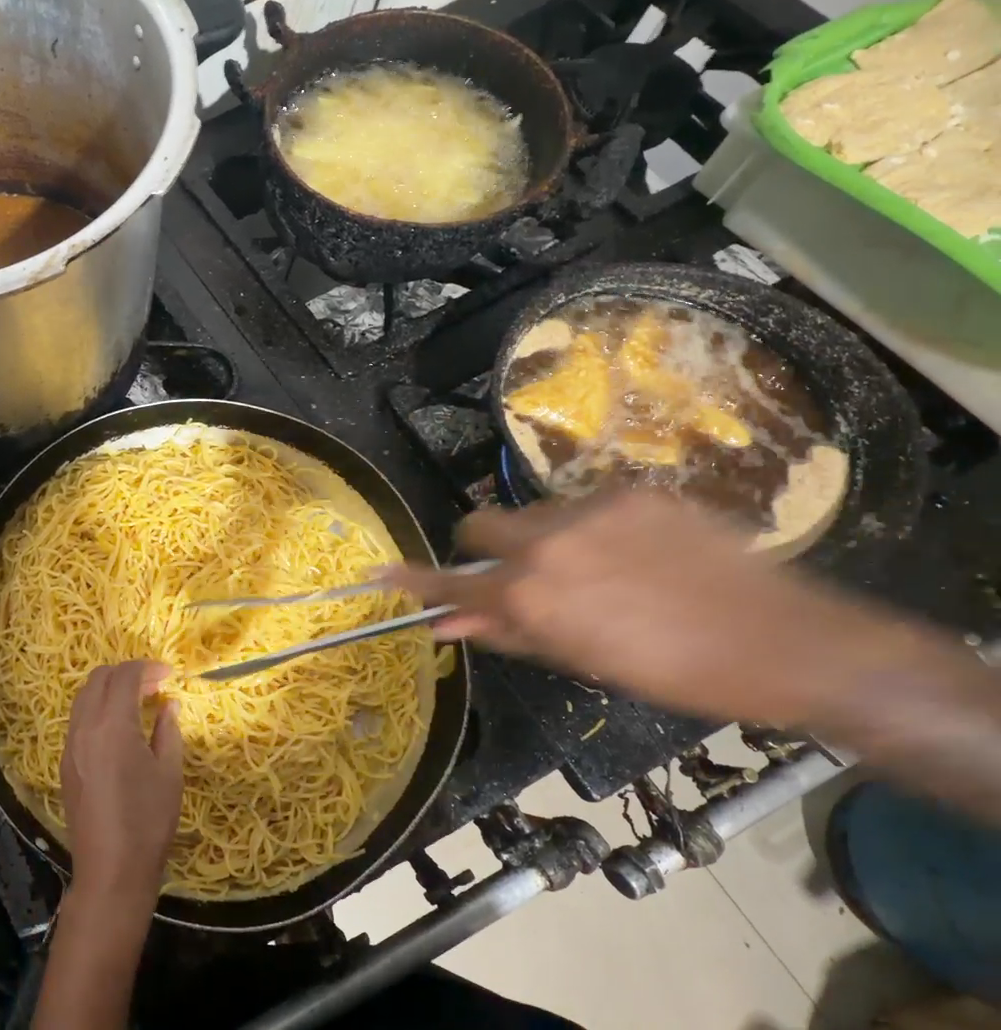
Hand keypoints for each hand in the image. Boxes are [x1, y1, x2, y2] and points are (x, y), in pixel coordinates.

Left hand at [60, 660, 184, 905]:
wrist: (111, 869)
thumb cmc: (148, 821)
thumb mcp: (168, 774)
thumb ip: (167, 731)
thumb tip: (168, 704)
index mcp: (112, 724)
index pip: (124, 676)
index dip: (147, 668)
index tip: (169, 675)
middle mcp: (84, 726)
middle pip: (98, 679)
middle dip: (126, 674)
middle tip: (154, 686)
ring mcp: (69, 744)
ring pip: (84, 698)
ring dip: (109, 690)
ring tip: (138, 702)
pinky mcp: (65, 762)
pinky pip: (78, 720)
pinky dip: (97, 710)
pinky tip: (119, 728)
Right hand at [389, 492, 951, 727]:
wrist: (785, 642)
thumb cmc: (673, 671)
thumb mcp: (580, 659)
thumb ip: (507, 633)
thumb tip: (448, 625)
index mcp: (532, 595)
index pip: (452, 582)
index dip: (413, 580)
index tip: (381, 573)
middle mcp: (549, 543)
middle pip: (480, 526)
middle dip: (484, 549)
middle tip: (517, 578)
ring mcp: (593, 511)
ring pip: (534, 514)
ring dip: (542, 540)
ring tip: (594, 572)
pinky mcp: (636, 493)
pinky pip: (586, 506)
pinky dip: (590, 530)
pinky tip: (633, 556)